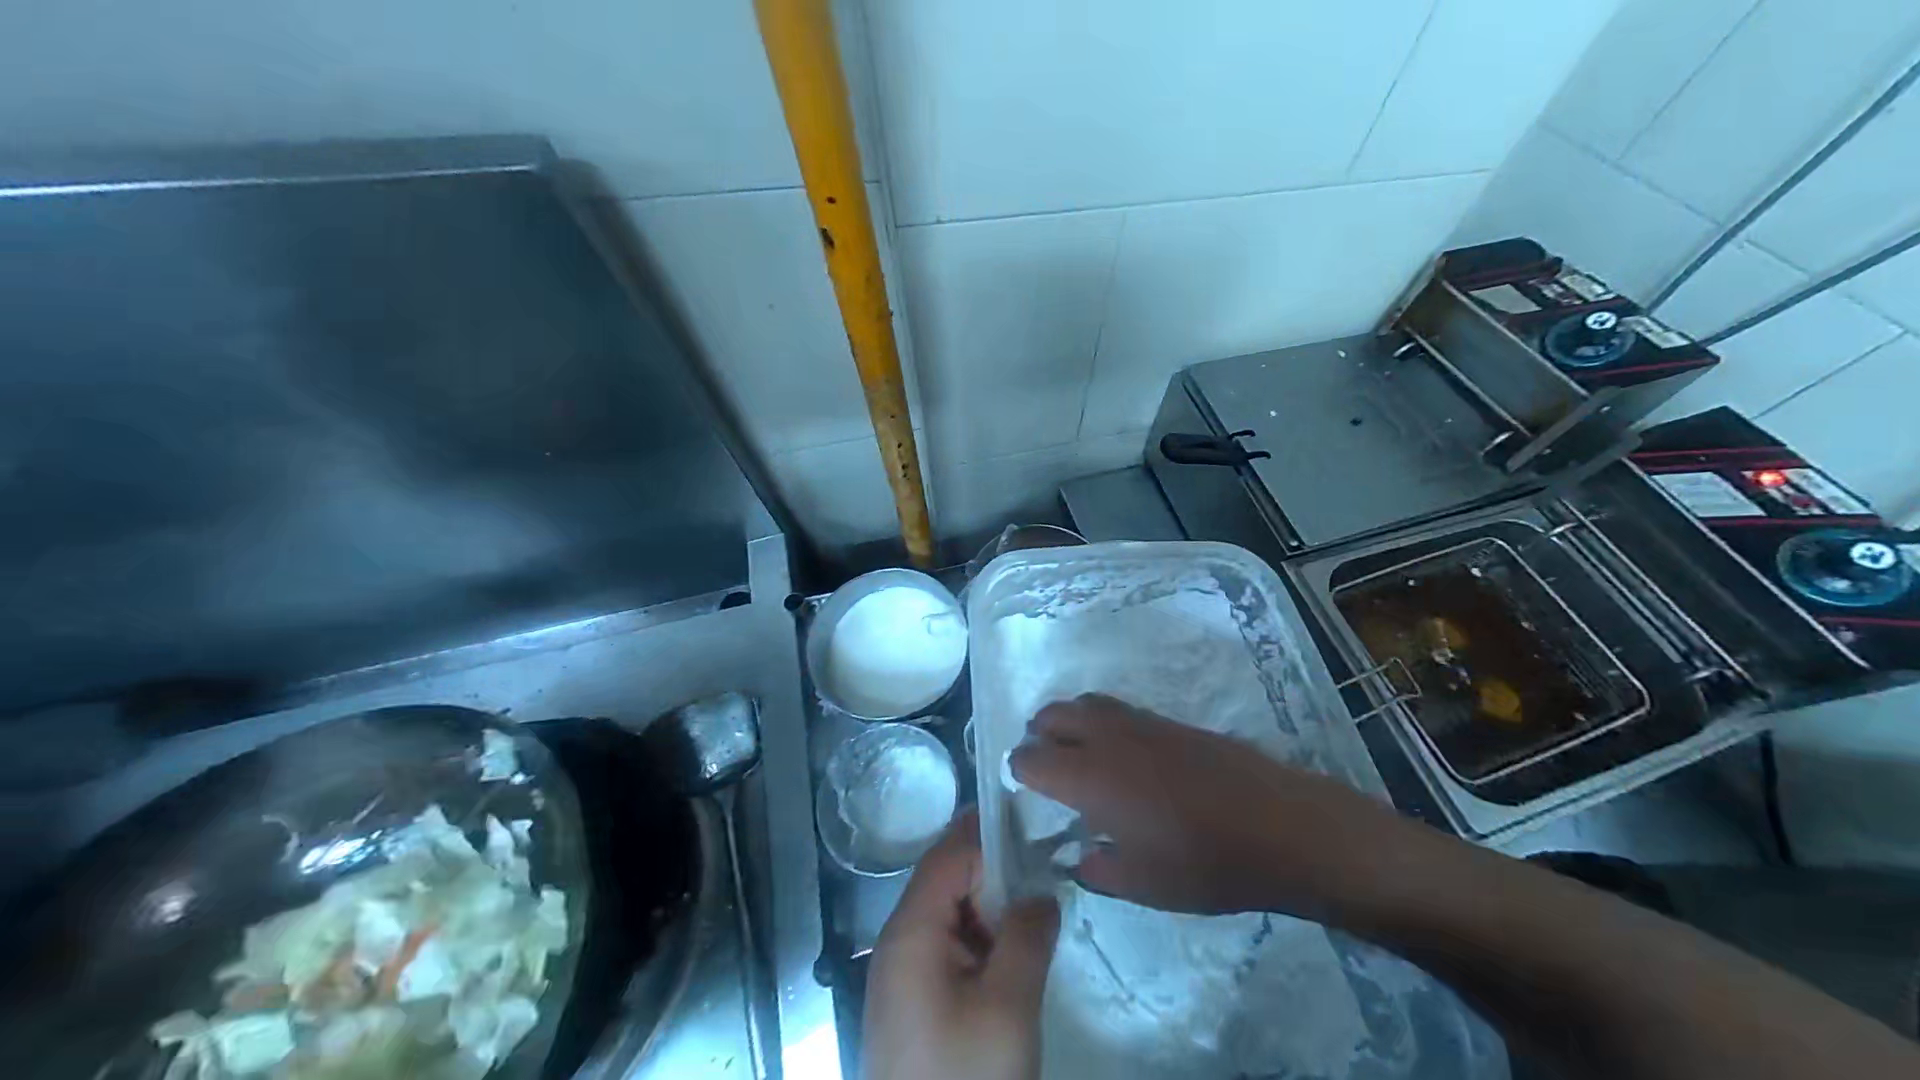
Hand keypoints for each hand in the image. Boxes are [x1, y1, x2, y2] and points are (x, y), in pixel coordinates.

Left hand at [864, 809, 1061, 1079]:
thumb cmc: (964, 1078)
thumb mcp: (1007, 1007)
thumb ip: (1026, 936)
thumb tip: (1041, 892)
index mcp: (910, 930)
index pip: (948, 856)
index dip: (987, 834)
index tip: (1033, 821)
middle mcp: (899, 942)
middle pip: (946, 881)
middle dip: (994, 870)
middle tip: (1046, 865)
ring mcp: (903, 974)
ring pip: (950, 915)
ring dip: (991, 908)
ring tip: (1038, 907)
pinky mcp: (913, 1003)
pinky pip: (948, 949)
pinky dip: (982, 940)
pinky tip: (1014, 952)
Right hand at [1009, 694, 1425, 918]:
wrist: (1282, 826)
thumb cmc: (1204, 863)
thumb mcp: (1142, 885)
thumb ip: (1097, 870)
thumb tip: (1079, 857)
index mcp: (1088, 776)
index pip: (1030, 758)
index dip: (1018, 772)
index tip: (1022, 790)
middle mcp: (1106, 737)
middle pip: (1051, 715)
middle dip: (1038, 736)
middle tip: (1046, 768)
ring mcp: (1140, 722)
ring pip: (1085, 702)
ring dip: (1069, 721)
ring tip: (1080, 754)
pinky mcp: (1169, 720)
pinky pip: (1117, 708)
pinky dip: (1102, 721)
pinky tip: (1124, 755)